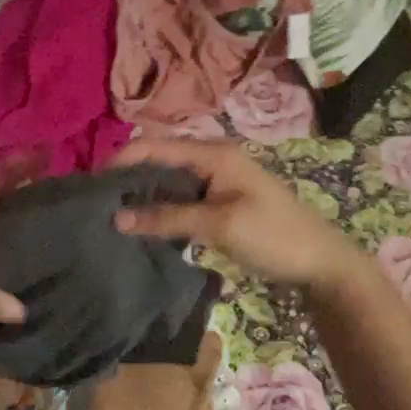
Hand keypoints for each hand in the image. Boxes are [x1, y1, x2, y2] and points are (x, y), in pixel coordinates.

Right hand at [113, 138, 359, 287]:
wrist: (320, 263)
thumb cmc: (273, 236)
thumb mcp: (219, 225)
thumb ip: (168, 219)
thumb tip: (117, 217)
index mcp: (214, 153)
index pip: (153, 146)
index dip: (120, 162)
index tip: (90, 188)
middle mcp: (212, 160)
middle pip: (158, 162)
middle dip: (127, 180)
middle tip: (96, 208)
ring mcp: (217, 183)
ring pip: (167, 183)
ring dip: (142, 198)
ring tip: (112, 219)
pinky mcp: (219, 204)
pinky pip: (180, 201)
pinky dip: (160, 212)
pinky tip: (143, 229)